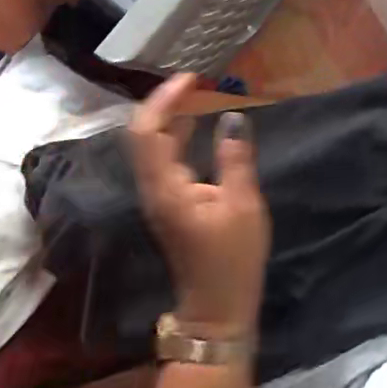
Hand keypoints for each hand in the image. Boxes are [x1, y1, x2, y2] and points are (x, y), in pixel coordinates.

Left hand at [125, 73, 270, 338]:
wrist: (217, 309)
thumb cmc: (232, 259)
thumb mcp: (243, 204)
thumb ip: (235, 158)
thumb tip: (232, 117)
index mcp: (166, 188)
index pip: (149, 132)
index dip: (164, 99)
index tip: (192, 77)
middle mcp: (154, 189)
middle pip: (143, 136)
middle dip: (163, 103)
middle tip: (193, 81)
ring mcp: (160, 198)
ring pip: (151, 147)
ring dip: (168, 117)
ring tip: (195, 94)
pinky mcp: (170, 204)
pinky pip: (164, 159)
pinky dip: (176, 136)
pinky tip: (196, 127)